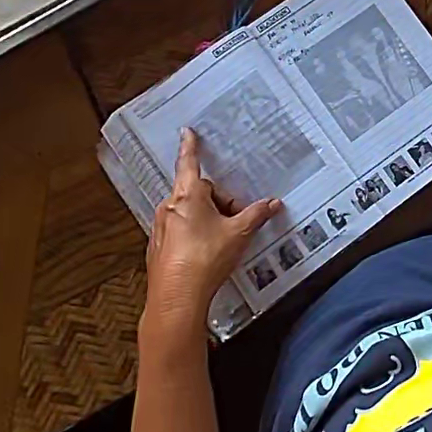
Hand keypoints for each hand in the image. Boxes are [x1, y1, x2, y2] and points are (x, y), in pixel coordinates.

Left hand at [141, 128, 282, 349]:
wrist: (176, 298)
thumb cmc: (204, 260)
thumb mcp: (238, 234)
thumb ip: (256, 215)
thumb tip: (273, 204)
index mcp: (188, 196)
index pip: (189, 162)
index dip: (190, 146)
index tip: (188, 133)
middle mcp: (170, 207)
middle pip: (199, 193)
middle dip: (219, 202)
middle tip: (237, 220)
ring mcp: (161, 227)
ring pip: (190, 213)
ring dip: (208, 220)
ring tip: (225, 240)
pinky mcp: (159, 247)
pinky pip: (181, 231)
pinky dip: (196, 235)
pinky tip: (208, 253)